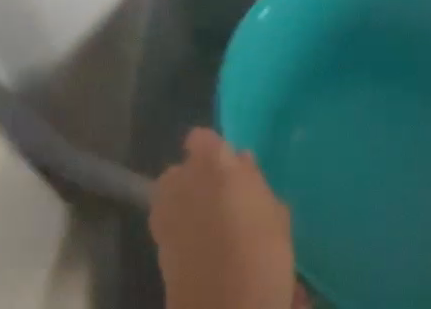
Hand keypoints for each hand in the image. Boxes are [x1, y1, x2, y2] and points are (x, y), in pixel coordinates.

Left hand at [150, 128, 301, 308]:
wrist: (224, 306)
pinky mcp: (155, 239)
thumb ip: (255, 182)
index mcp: (213, 162)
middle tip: (226, 200)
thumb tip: (242, 161)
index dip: (215, 151)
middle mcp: (182, 177)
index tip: (231, 168)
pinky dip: (180, 227)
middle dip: (201, 178)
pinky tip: (201, 246)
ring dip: (188, 201)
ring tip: (213, 226)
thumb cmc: (261, 254)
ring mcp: (164, 208)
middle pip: (186, 167)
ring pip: (174, 192)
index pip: (202, 138)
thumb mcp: (275, 214)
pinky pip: (168, 220)